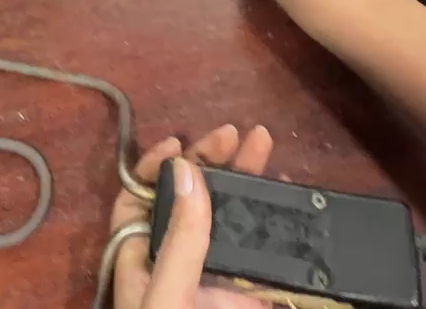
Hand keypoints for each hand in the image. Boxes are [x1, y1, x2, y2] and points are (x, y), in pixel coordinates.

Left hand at [109, 124, 273, 308]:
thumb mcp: (165, 297)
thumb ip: (178, 241)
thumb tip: (188, 169)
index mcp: (143, 262)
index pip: (138, 201)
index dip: (153, 168)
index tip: (176, 143)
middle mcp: (176, 263)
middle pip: (189, 199)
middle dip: (209, 161)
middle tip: (233, 133)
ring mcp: (213, 279)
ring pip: (227, 218)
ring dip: (245, 180)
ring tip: (262, 143)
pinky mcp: (248, 297)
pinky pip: (261, 252)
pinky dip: (275, 223)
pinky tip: (287, 194)